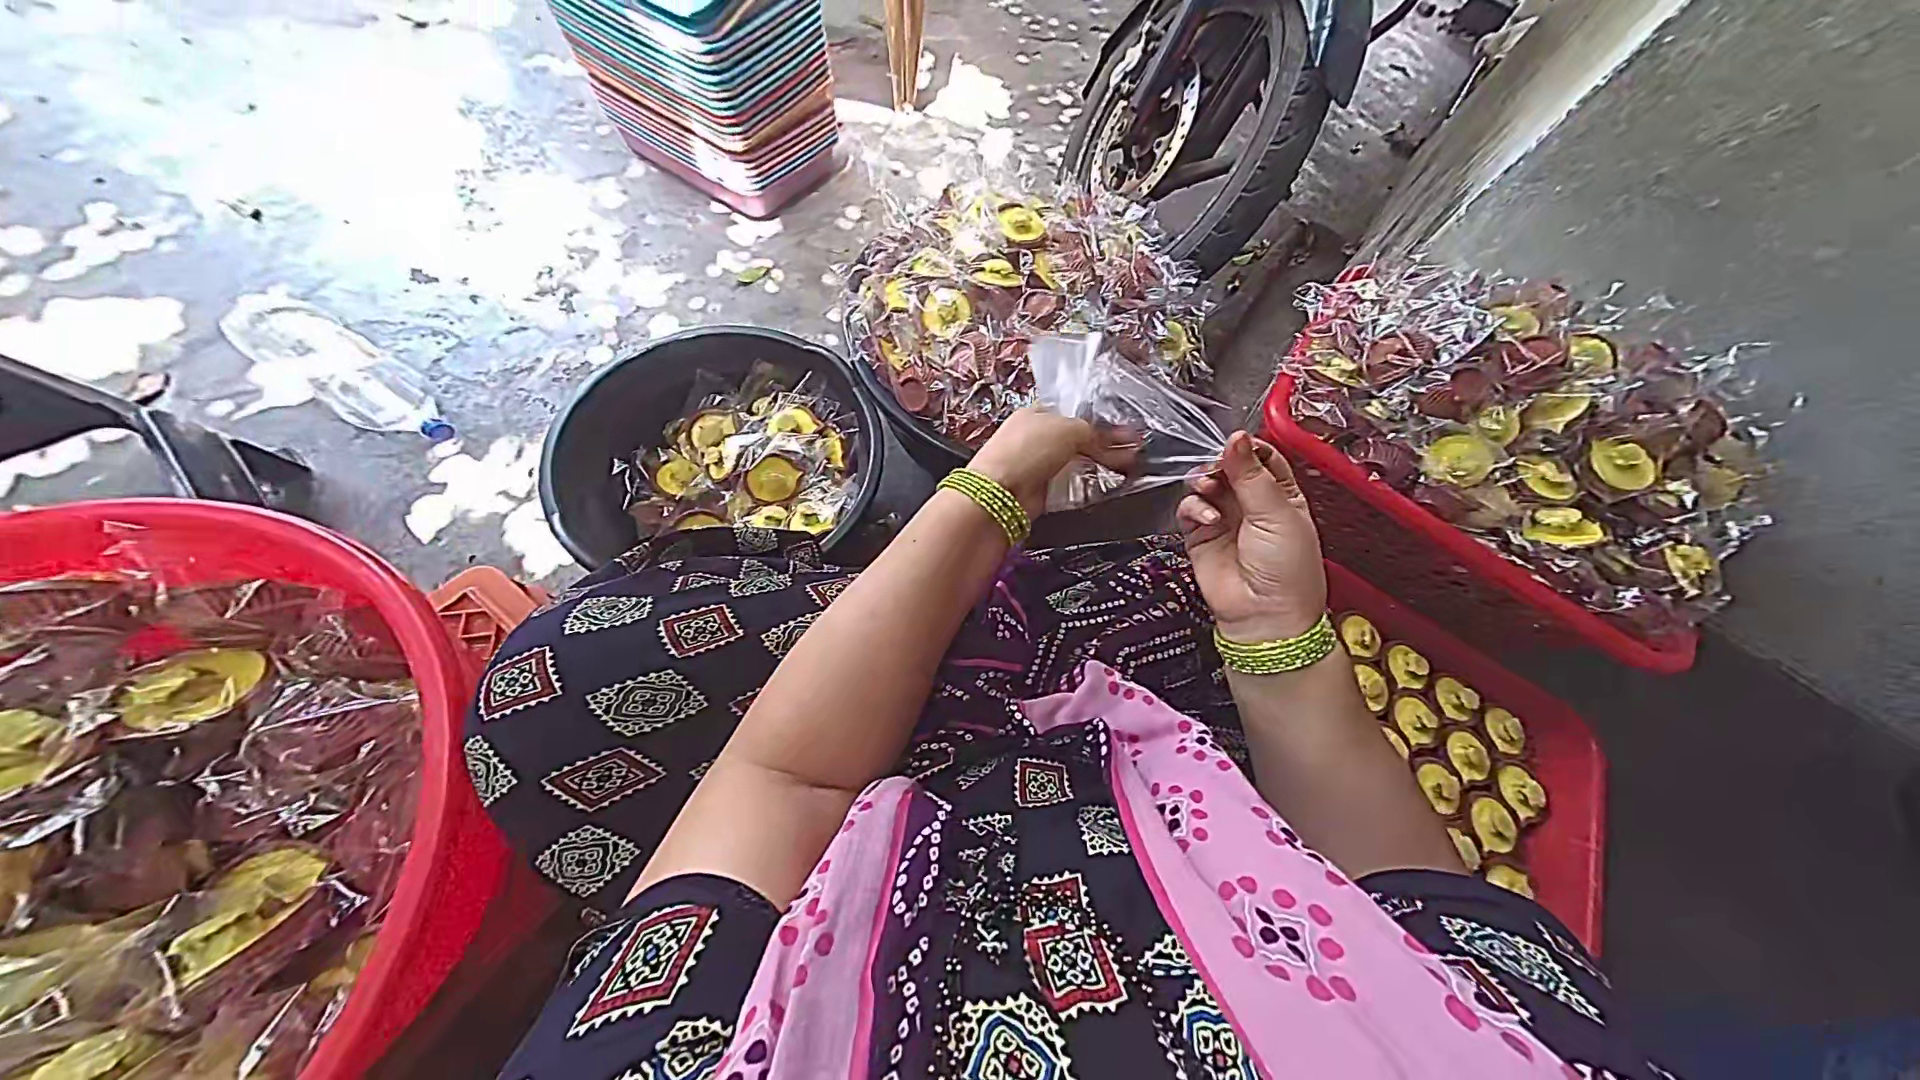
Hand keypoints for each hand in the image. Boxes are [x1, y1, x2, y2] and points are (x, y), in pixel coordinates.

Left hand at [966, 408, 1137, 519]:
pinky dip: (1090, 481)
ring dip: (1103, 461)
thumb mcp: (1068, 429)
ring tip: (1132, 463)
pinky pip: (1072, 481)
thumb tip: (1120, 441)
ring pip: (1078, 459)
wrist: (1000, 492)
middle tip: (1136, 446)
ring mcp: (1040, 463)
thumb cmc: (1029, 450)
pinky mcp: (1043, 488)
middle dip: (1107, 441)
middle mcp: (1038, 436)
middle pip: (1079, 436)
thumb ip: (1094, 432)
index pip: (1075, 411)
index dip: (1101, 418)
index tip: (1127, 426)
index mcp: (1038, 412)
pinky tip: (1112, 479)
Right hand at [1177, 431, 1327, 643]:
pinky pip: (1189, 509)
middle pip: (1228, 468)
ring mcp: (1224, 519)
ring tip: (1209, 491)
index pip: (1261, 458)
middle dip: (1219, 464)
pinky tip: (1206, 517)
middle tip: (1217, 468)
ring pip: (1205, 484)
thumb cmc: (1287, 570)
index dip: (1247, 448)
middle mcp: (1250, 504)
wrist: (1264, 614)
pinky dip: (1194, 507)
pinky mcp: (1200, 535)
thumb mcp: (1277, 513)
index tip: (1235, 444)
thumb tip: (1236, 439)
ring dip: (1204, 483)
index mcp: (1281, 495)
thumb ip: (1251, 475)